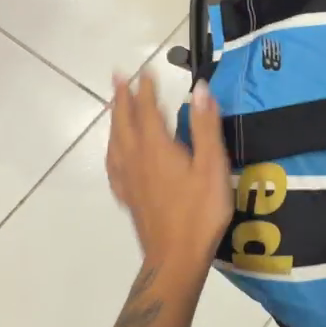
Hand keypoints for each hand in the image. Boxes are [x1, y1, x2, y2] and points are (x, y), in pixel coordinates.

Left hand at [106, 73, 231, 273]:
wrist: (175, 256)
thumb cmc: (200, 210)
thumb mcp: (212, 165)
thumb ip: (206, 127)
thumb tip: (200, 89)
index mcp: (157, 149)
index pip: (148, 111)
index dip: (146, 90)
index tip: (145, 70)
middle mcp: (136, 159)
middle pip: (124, 123)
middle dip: (122, 98)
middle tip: (118, 77)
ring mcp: (129, 179)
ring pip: (115, 142)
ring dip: (115, 119)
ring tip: (116, 106)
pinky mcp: (129, 196)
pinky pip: (113, 164)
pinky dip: (113, 148)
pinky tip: (115, 151)